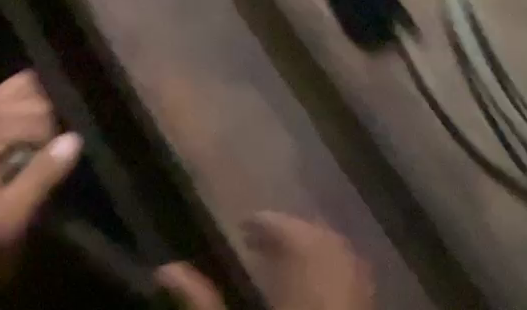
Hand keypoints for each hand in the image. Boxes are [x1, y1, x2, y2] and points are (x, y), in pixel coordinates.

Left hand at [0, 70, 82, 288]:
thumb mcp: (13, 217)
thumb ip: (41, 175)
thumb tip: (74, 139)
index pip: (34, 112)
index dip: (51, 140)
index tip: (54, 169)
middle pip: (29, 94)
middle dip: (46, 124)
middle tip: (49, 161)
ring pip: (23, 91)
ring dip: (39, 119)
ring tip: (42, 154)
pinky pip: (12, 101)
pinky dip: (28, 119)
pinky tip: (32, 147)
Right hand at [154, 213, 373, 309]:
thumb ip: (202, 306)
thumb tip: (167, 270)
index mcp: (307, 300)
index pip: (299, 240)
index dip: (274, 225)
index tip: (244, 229)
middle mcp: (341, 304)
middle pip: (332, 248)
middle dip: (299, 235)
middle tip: (263, 242)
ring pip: (352, 271)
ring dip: (318, 258)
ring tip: (284, 268)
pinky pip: (359, 297)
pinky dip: (334, 285)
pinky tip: (307, 300)